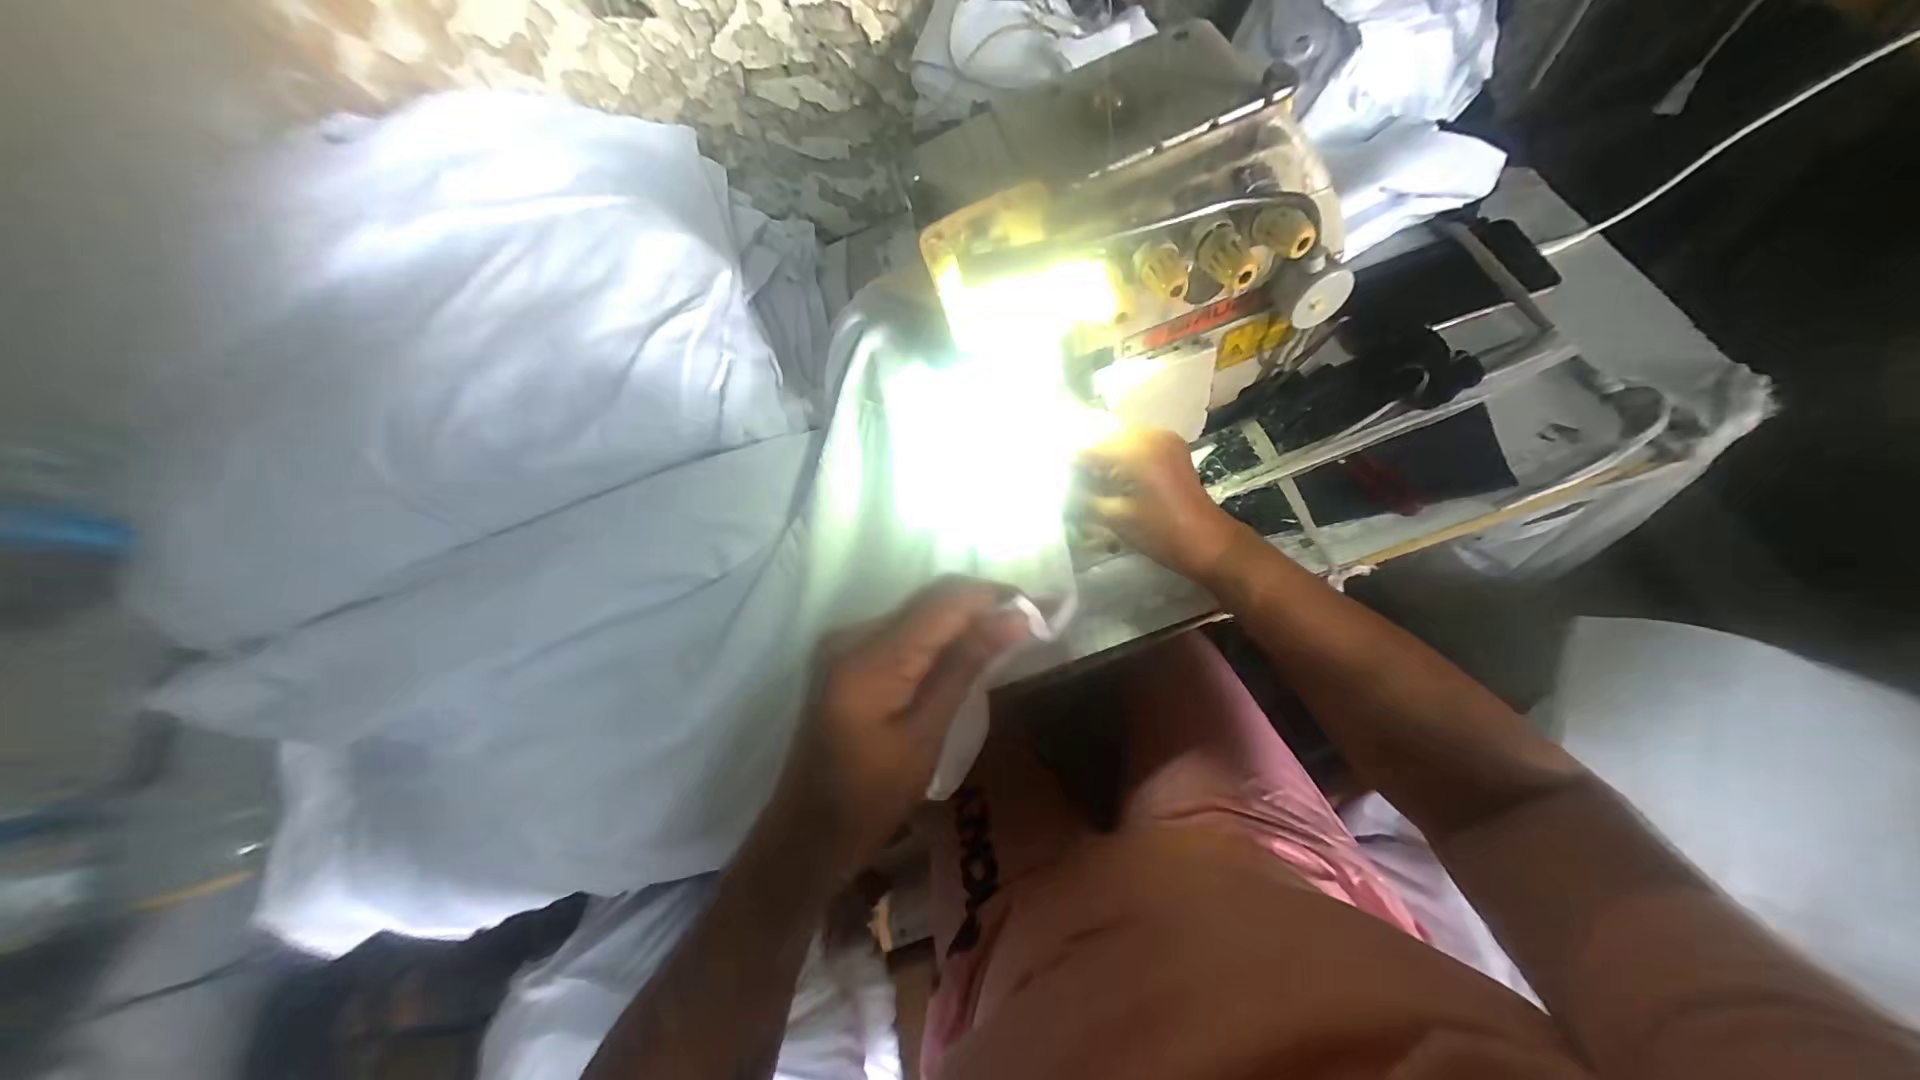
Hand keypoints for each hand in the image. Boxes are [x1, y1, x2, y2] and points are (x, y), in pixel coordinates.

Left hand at [758, 577, 1031, 889]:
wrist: (806, 833)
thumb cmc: (869, 801)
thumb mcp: (925, 738)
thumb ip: (964, 668)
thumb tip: (1015, 618)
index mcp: (869, 658)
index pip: (944, 601)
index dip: (998, 596)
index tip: (1047, 608)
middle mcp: (851, 634)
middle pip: (931, 598)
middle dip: (986, 603)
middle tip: (1039, 620)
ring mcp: (845, 643)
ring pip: (920, 610)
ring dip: (967, 616)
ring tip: (1016, 631)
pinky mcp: (847, 656)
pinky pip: (905, 629)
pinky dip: (942, 633)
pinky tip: (971, 648)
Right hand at [1075, 425, 1250, 582]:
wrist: (1211, 544)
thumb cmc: (1162, 533)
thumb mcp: (1115, 518)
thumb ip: (1082, 497)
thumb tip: (1058, 487)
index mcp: (1134, 449)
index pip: (1086, 443)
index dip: (1063, 456)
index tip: (1046, 469)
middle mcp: (1149, 434)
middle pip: (1101, 433)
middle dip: (1079, 451)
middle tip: (1059, 472)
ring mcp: (1163, 439)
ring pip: (1117, 436)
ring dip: (1097, 452)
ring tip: (1078, 474)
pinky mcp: (1170, 449)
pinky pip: (1133, 443)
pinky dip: (1115, 455)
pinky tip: (1103, 474)